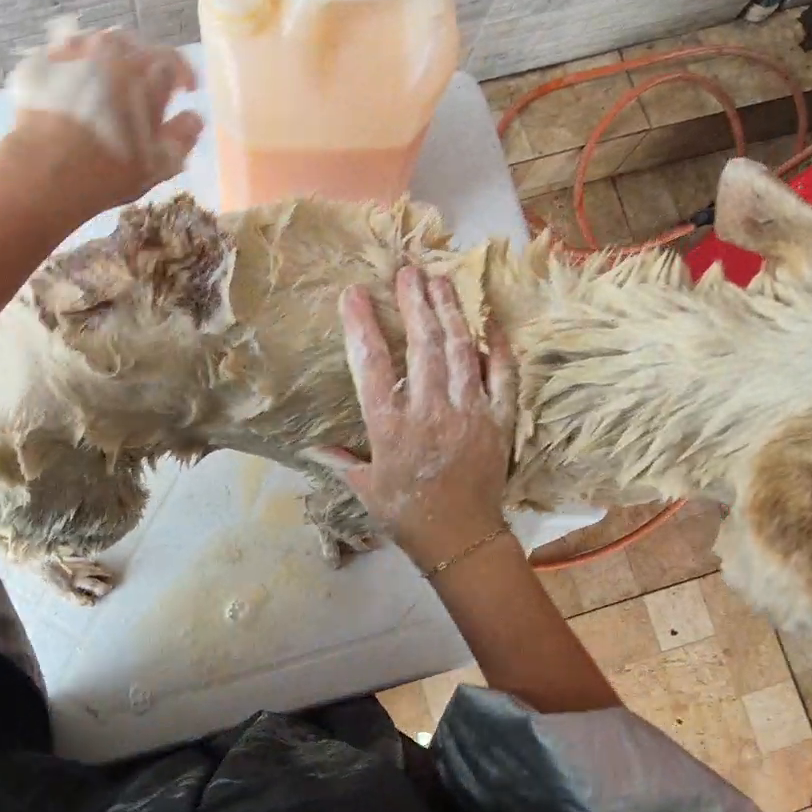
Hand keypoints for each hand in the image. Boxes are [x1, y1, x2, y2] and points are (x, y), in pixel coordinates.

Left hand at [3, 22, 202, 217]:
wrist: (44, 172)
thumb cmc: (111, 170)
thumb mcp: (159, 163)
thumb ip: (183, 136)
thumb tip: (194, 118)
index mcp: (146, 71)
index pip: (174, 61)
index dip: (183, 77)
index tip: (187, 91)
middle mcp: (110, 49)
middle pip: (135, 48)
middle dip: (145, 66)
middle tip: (146, 91)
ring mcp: (72, 51)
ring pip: (97, 46)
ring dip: (108, 62)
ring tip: (109, 87)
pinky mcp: (39, 63)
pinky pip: (64, 58)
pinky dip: (74, 70)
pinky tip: (73, 91)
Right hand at [309, 267, 517, 571]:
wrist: (461, 540)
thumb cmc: (407, 515)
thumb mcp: (365, 488)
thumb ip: (341, 460)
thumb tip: (310, 447)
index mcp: (389, 426)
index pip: (371, 364)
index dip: (361, 324)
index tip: (355, 294)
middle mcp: (428, 411)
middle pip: (421, 344)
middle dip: (415, 302)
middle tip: (410, 271)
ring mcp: (468, 412)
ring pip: (460, 350)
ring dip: (450, 311)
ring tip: (442, 281)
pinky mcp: (498, 420)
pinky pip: (502, 376)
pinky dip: (497, 349)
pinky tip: (490, 325)